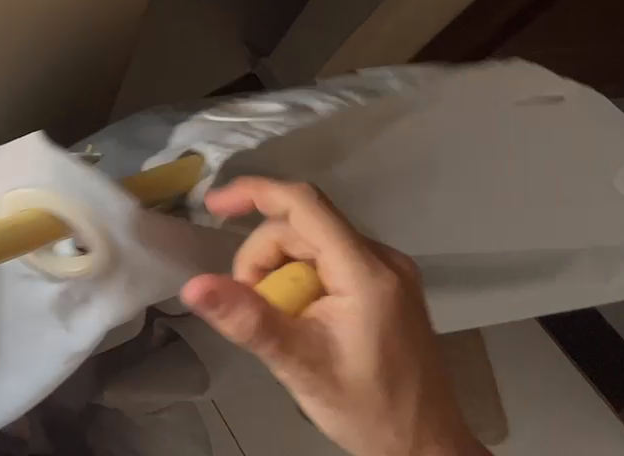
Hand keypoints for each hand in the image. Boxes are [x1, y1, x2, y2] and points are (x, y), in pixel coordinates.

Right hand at [180, 178, 486, 455]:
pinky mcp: (385, 285)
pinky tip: (299, 317)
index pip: (303, 203)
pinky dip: (299, 279)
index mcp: (366, 270)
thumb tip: (193, 286)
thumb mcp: (302, 367)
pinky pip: (327, 259)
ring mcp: (387, 270)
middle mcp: (381, 257)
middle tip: (252, 308)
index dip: (253, 193)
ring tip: (279, 322)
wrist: (430, 453)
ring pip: (310, 243)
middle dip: (263, 260)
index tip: (212, 207)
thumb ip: (248, 320)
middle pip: (299, 228)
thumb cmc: (370, 411)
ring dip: (279, 272)